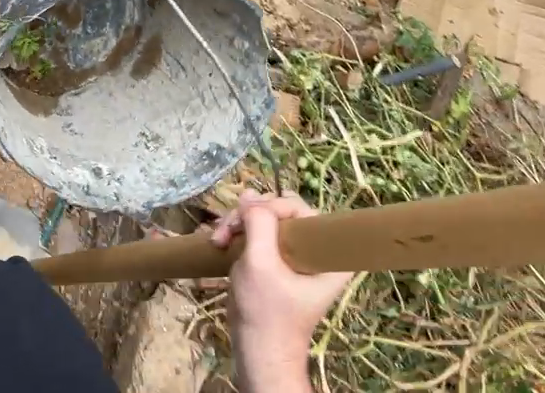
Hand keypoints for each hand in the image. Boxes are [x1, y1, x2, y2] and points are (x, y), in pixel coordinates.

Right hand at [210, 190, 352, 391]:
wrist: (257, 350)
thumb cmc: (266, 311)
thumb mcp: (260, 263)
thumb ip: (258, 224)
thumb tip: (250, 194)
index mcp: (326, 255)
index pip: (301, 209)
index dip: (272, 207)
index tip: (247, 220)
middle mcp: (314, 251)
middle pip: (278, 211)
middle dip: (248, 216)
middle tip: (226, 231)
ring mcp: (293, 256)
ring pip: (263, 220)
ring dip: (236, 224)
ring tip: (218, 240)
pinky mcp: (276, 261)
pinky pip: (256, 233)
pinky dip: (236, 233)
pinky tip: (219, 242)